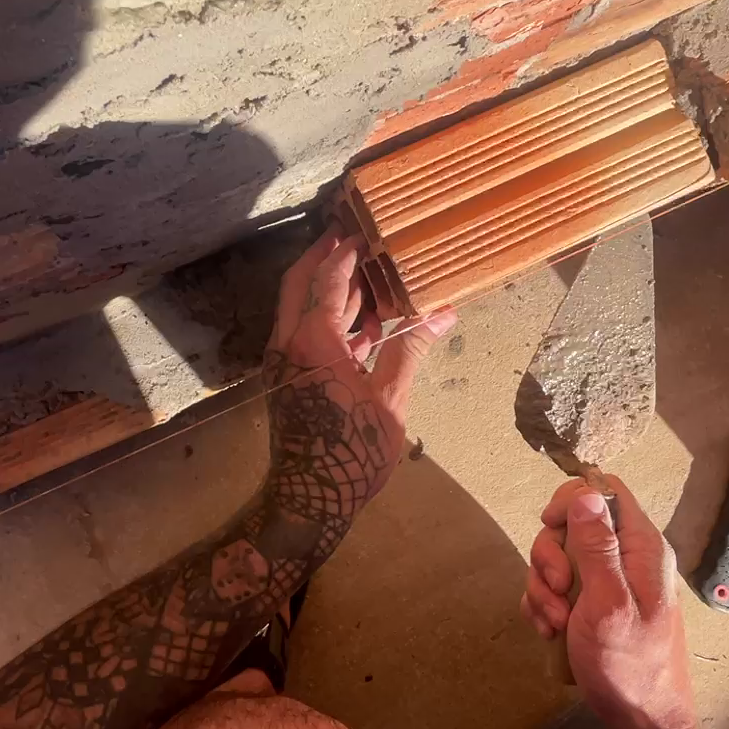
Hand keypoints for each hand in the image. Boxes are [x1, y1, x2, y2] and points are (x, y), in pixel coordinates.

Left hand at [266, 228, 457, 440]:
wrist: (309, 498)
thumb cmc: (351, 452)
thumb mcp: (388, 400)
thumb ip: (410, 350)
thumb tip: (444, 314)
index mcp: (312, 341)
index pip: (327, 280)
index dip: (345, 252)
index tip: (363, 230)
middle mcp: (289, 342)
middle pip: (300, 283)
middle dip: (323, 256)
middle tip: (350, 235)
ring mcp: (285, 360)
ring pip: (300, 307)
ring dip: (328, 288)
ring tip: (367, 273)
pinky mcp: (289, 377)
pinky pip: (306, 333)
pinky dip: (331, 320)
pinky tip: (367, 324)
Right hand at [522, 478, 700, 728]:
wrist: (641, 725)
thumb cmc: (630, 665)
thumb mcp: (609, 603)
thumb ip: (597, 547)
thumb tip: (586, 494)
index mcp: (641, 547)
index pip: (605, 490)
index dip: (572, 498)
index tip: (551, 524)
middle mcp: (625, 556)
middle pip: (572, 523)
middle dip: (551, 555)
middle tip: (557, 590)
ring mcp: (606, 580)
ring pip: (557, 555)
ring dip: (544, 586)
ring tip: (554, 621)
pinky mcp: (589, 603)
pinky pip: (553, 585)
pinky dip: (544, 604)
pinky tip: (550, 629)